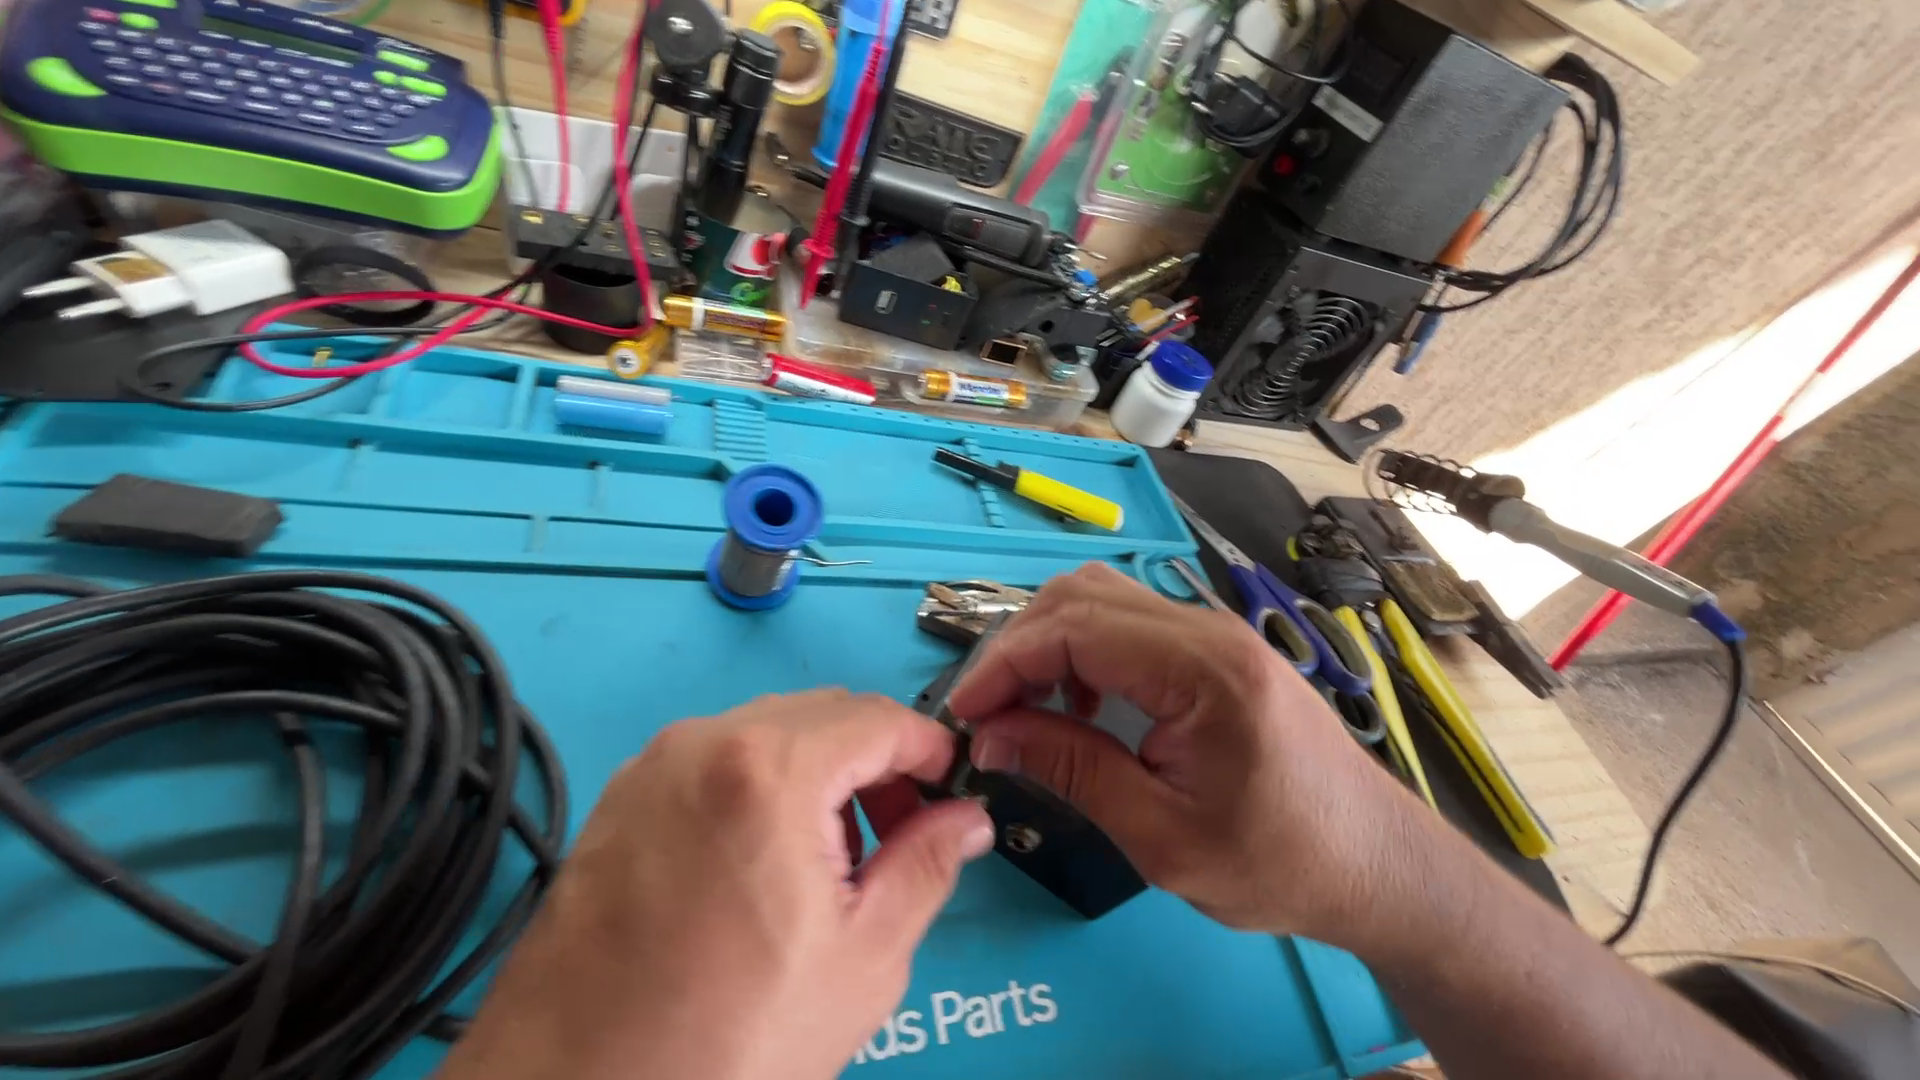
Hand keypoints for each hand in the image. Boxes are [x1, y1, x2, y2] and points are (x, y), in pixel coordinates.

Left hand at [436, 691, 994, 1079]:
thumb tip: (968, 819)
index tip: (949, 783)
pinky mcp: (621, 797)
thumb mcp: (862, 958)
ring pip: (771, 730)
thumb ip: (928, 866)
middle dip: (877, 760)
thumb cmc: (726, 1042)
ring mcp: (654, 766)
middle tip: (900, 832)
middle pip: (825, 714)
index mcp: (770, 771)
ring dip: (821, 770)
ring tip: (833, 856)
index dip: (928, 746)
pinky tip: (765, 858)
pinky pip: (717, 757)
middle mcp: (704, 743)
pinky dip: (763, 782)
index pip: (879, 718)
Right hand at [947, 562, 1430, 945]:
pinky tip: (1081, 705)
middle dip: (1017, 645)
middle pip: (1081, 595)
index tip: (964, 715)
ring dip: (1047, 642)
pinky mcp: (1214, 648)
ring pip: (1101, 598)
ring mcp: (1214, 631)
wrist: (1377, 865)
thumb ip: (1071, 770)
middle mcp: (1207, 628)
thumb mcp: (1161, 836)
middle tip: (987, 712)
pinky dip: (1082, 650)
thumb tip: (988, 736)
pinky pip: (1128, 622)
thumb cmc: (1279, 862)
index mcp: (1202, 669)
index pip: (1074, 630)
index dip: (1003, 664)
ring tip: (1025, 708)